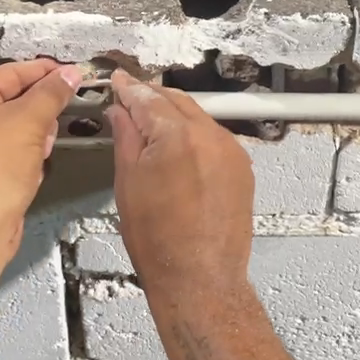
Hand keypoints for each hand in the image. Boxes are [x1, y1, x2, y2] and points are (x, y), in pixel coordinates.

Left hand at [0, 59, 81, 251]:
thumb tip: (71, 72)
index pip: (10, 72)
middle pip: (14, 98)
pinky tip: (34, 168)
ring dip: (37, 135)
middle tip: (57, 119)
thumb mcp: (29, 122)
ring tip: (43, 149)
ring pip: (17, 125)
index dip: (44, 71)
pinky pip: (13, 149)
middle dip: (40, 110)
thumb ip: (52, 93)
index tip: (74, 73)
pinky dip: (28, 154)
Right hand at [106, 72, 255, 300]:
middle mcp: (209, 136)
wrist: (199, 278)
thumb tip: (121, 112)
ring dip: (174, 114)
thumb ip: (126, 138)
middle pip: (176, 102)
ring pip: (197, 117)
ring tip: (151, 121)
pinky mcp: (241, 168)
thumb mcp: (128, 183)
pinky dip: (193, 134)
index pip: (148, 98)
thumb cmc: (159, 240)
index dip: (129, 88)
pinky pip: (213, 138)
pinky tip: (178, 145)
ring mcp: (230, 151)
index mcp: (176, 136)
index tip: (118, 80)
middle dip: (152, 97)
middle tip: (130, 96)